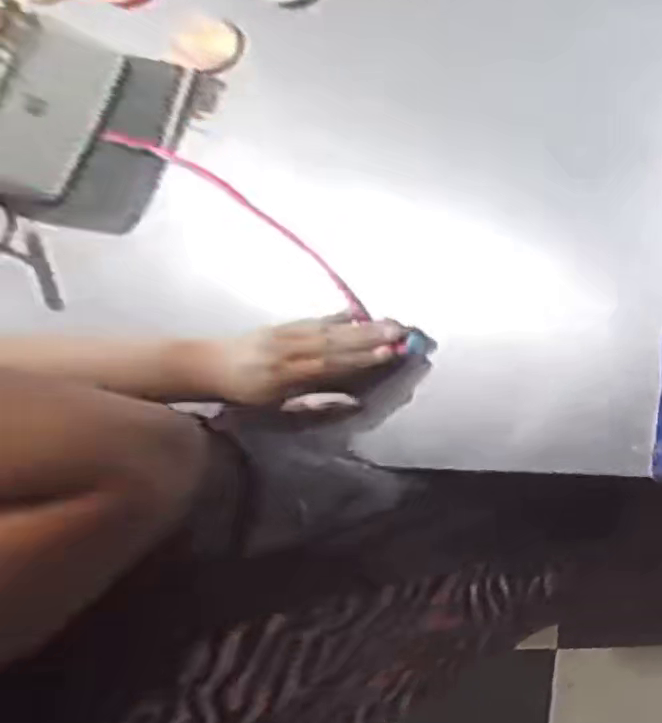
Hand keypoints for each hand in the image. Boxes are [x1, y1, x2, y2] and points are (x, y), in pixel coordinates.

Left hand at [189, 316, 406, 405]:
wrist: (196, 367)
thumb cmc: (243, 395)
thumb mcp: (276, 407)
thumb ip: (317, 406)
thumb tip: (359, 403)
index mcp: (285, 375)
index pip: (331, 365)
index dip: (362, 359)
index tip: (390, 354)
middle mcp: (286, 352)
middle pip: (335, 342)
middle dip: (372, 336)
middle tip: (404, 332)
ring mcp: (282, 335)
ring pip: (329, 330)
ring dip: (364, 326)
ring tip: (394, 322)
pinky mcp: (281, 325)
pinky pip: (314, 321)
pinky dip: (339, 318)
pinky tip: (359, 315)